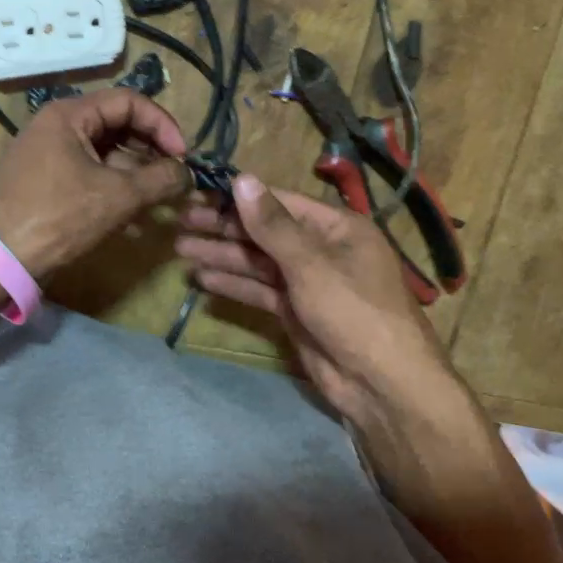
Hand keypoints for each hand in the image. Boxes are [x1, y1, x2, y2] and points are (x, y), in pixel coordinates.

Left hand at [0, 88, 191, 279]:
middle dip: (151, 152)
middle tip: (174, 178)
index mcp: (69, 115)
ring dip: (135, 176)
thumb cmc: (58, 217)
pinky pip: (87, 176)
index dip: (163, 125)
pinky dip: (112, 191)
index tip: (183, 156)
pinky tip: (134, 221)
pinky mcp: (44, 183)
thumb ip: (159, 179)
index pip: (129, 102)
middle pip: (117, 126)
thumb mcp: (117, 197)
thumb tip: (187, 173)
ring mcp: (47, 155)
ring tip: (160, 203)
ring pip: (103, 155)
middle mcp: (55, 127)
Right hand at [175, 174, 451, 428]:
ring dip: (222, 254)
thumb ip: (272, 225)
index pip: (281, 202)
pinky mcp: (296, 312)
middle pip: (266, 232)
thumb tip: (241, 179)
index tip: (201, 193)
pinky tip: (202, 277)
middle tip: (181, 221)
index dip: (240, 198)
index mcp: (338, 228)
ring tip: (180, 247)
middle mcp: (323, 250)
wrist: (382, 383)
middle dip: (224, 227)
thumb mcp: (312, 264)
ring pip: (259, 262)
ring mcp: (309, 283)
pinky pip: (261, 290)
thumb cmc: (354, 312)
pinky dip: (234, 284)